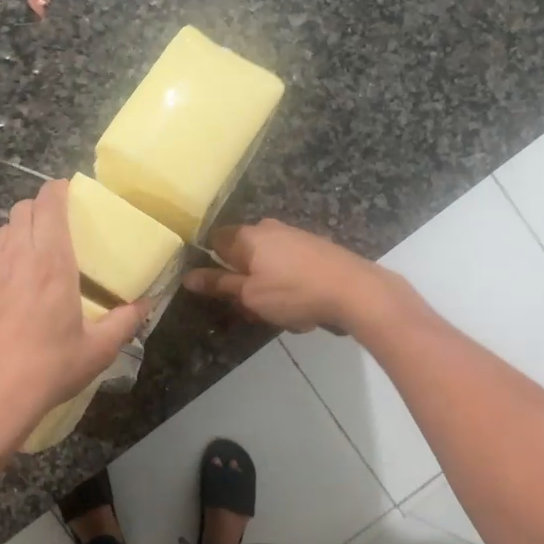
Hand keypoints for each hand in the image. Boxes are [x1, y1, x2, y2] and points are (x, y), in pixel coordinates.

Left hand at [0, 178, 147, 451]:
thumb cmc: (48, 370)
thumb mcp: (98, 350)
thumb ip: (125, 321)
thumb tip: (144, 305)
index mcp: (51, 262)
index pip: (49, 203)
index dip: (59, 191)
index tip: (69, 194)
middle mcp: (14, 256)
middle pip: (21, 210)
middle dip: (39, 210)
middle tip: (56, 228)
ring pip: (0, 233)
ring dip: (17, 235)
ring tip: (31, 258)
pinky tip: (5, 287)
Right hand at [183, 219, 401, 334]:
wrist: (355, 291)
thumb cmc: (294, 293)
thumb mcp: (250, 295)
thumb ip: (219, 284)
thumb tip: (188, 276)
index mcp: (249, 235)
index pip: (215, 239)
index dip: (211, 263)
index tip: (217, 287)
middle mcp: (270, 228)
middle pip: (243, 255)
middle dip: (244, 282)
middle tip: (253, 309)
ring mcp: (296, 237)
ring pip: (267, 266)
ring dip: (268, 290)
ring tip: (284, 315)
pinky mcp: (316, 250)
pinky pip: (290, 270)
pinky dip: (290, 289)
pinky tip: (304, 309)